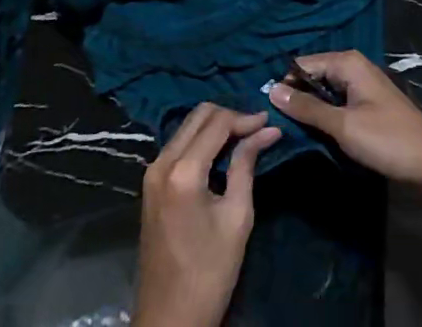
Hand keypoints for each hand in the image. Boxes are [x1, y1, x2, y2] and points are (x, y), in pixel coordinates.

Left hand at [134, 104, 282, 326]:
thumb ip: (247, 164)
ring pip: (187, 127)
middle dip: (230, 116)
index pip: (217, 122)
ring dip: (216, 126)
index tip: (271, 123)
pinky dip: (202, 140)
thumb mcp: (237, 215)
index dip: (246, 118)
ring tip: (246, 138)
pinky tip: (223, 152)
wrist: (169, 317)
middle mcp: (161, 164)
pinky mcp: (151, 184)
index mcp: (183, 172)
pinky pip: (179, 144)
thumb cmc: (210, 271)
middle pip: (198, 115)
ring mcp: (151, 173)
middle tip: (258, 129)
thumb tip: (268, 130)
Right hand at [269, 50, 421, 198]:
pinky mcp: (365, 106)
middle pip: (312, 76)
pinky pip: (334, 103)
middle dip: (293, 95)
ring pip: (322, 92)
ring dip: (307, 108)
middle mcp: (354, 68)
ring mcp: (360, 87)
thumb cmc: (387, 140)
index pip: (302, 64)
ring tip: (284, 129)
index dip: (282, 83)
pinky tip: (310, 132)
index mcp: (348, 63)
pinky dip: (322, 115)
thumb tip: (273, 91)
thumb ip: (308, 107)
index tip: (261, 108)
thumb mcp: (343, 126)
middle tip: (270, 122)